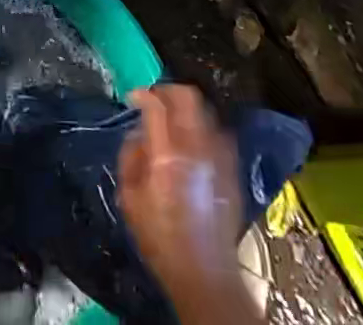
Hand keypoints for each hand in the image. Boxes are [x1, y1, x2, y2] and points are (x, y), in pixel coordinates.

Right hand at [119, 84, 245, 310]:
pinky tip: (193, 141)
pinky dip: (203, 126)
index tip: (133, 97)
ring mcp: (219, 153)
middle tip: (155, 99)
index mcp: (168, 154)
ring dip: (186, 107)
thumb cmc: (161, 239)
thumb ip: (130, 157)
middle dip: (168, 90)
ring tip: (173, 118)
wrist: (205, 271)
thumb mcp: (130, 199)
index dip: (143, 94)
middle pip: (188, 96)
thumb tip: (138, 134)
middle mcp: (197, 145)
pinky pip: (218, 131)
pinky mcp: (232, 165)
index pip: (157, 105)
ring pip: (205, 109)